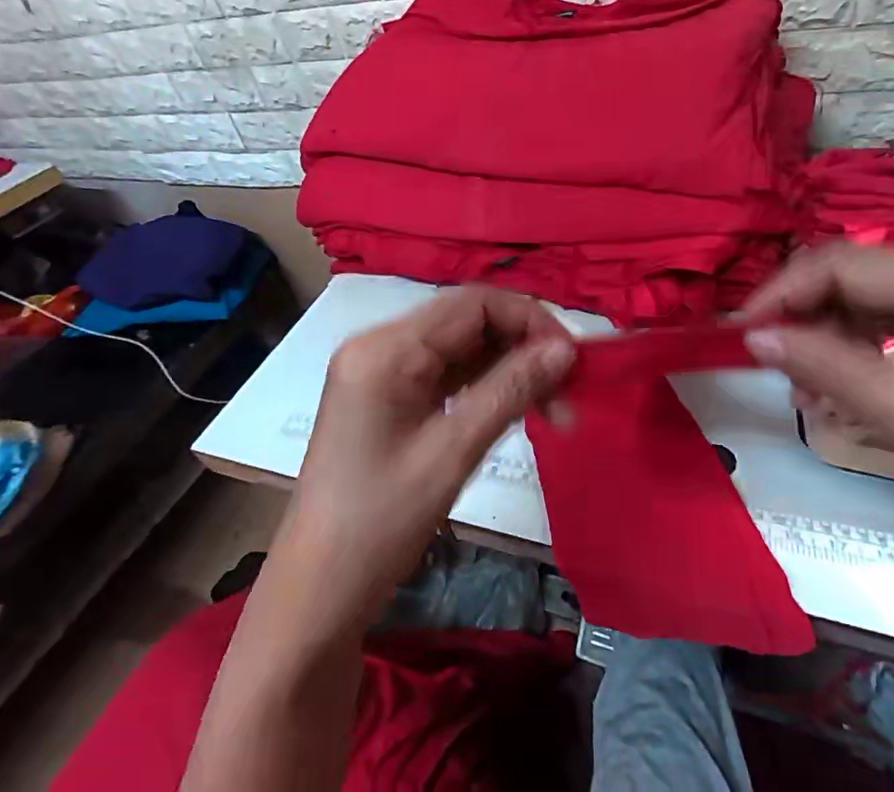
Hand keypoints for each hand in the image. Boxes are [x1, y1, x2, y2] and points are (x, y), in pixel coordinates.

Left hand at [281, 287, 574, 622]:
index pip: (473, 303)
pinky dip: (489, 386)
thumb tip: (566, 349)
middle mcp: (381, 346)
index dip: (530, 320)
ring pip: (466, 348)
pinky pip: (451, 374)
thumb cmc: (380, 523)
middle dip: (525, 348)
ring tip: (555, 409)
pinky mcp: (391, 397)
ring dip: (513, 370)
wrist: (320, 590)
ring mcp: (383, 371)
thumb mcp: (453, 452)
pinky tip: (520, 410)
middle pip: (470, 321)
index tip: (573, 358)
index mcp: (386, 349)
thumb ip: (511, 390)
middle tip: (569, 392)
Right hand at [740, 246, 893, 561]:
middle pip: (862, 279)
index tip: (742, 333)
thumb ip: (834, 372)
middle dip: (809, 319)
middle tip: (779, 373)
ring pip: (879, 303)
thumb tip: (756, 338)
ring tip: (810, 392)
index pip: (847, 264)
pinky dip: (867, 354)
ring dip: (834, 339)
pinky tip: (849, 390)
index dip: (785, 292)